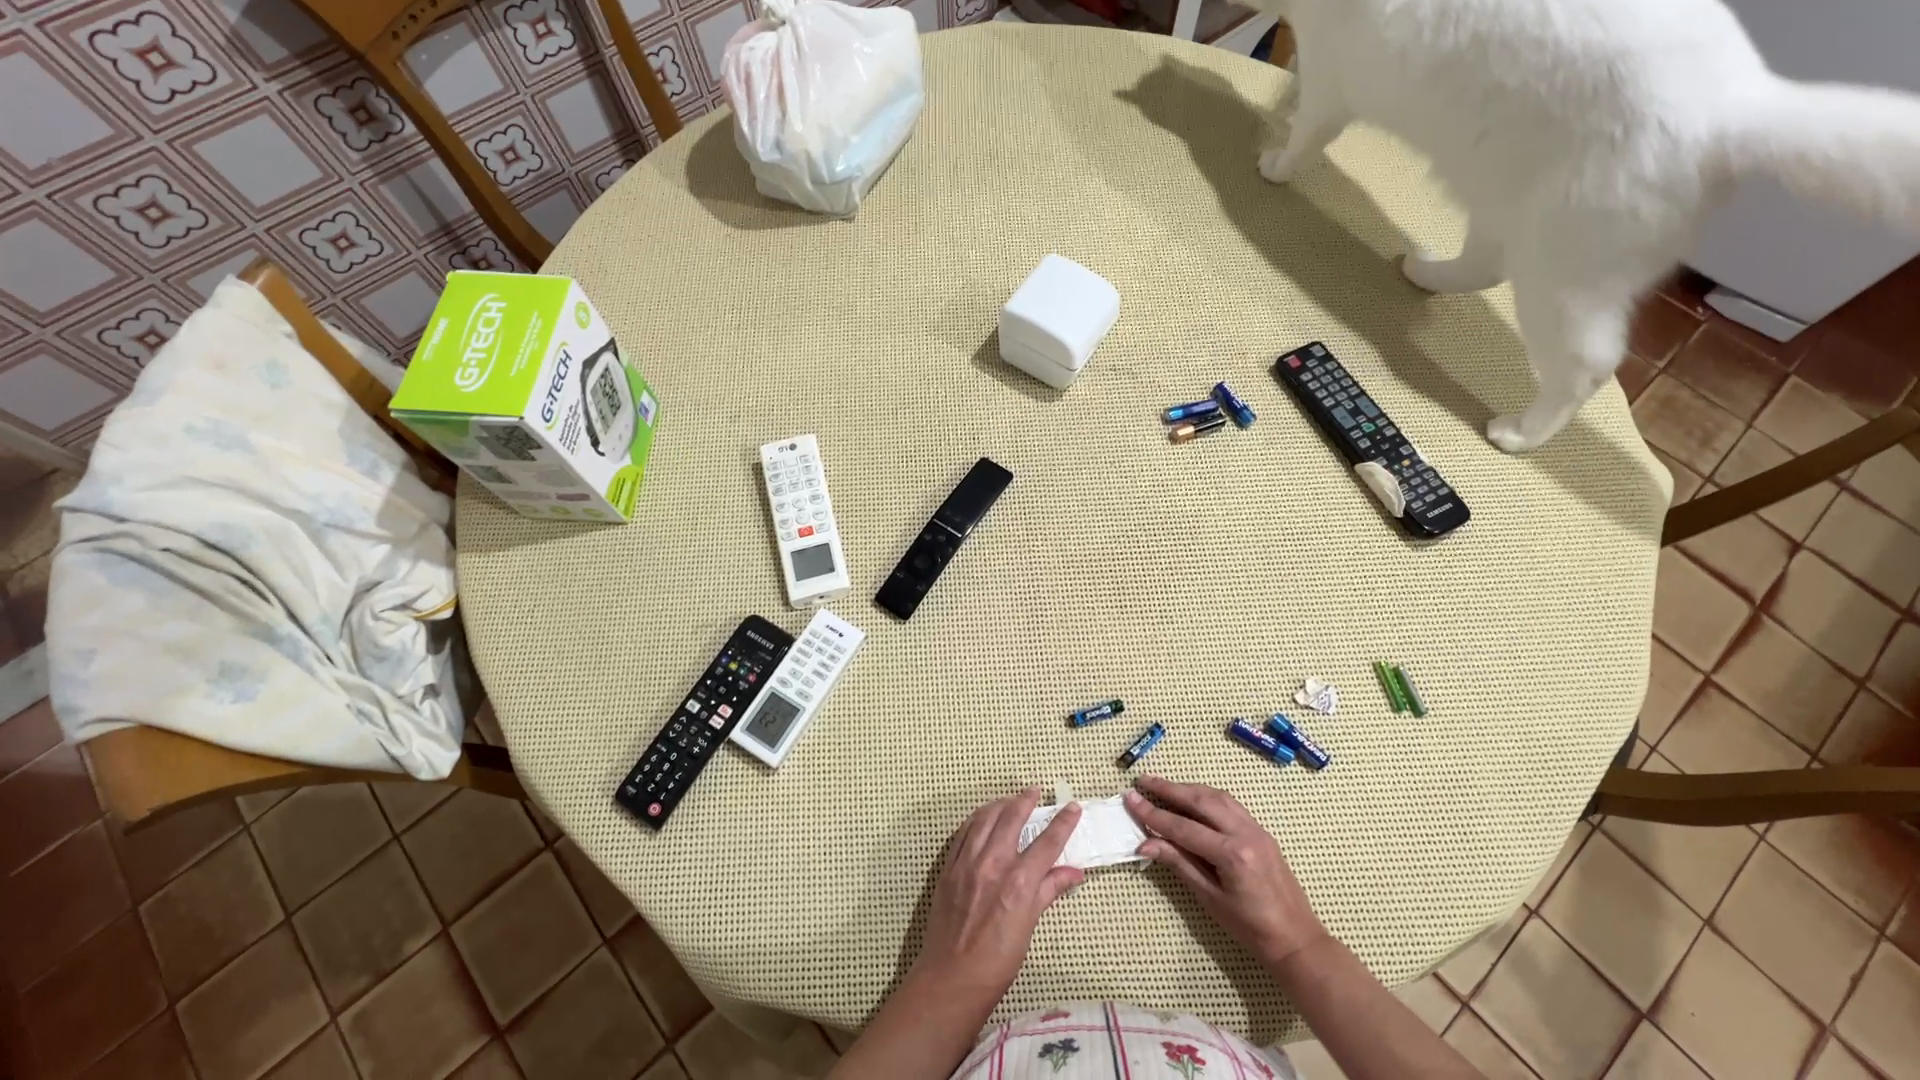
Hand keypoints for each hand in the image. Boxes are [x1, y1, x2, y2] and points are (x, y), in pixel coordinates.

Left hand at [916, 788, 1084, 999]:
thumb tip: (1074, 873)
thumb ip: (1049, 892)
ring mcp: (967, 863)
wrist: (951, 977)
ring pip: (984, 819)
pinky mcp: (948, 868)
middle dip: (1026, 800)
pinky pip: (963, 833)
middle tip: (1035, 790)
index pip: (1047, 841)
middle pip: (1012, 818)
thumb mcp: (1029, 926)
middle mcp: (993, 863)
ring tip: (1009, 799)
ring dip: (999, 804)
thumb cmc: (997, 960)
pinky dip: (976, 820)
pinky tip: (982, 818)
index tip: (1073, 807)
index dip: (1063, 822)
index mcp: (1019, 881)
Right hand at [1124, 776, 1328, 966]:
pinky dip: (1207, 796)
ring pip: (1217, 797)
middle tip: (1142, 781)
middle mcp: (1246, 833)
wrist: (1296, 938)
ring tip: (1162, 786)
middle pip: (1201, 801)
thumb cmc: (1250, 927)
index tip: (1130, 800)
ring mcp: (1257, 829)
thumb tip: (1145, 844)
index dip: (1153, 814)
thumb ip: (1179, 864)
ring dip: (1188, 788)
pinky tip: (1193, 798)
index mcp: (1232, 854)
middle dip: (1169, 789)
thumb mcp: (1209, 898)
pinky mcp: (1262, 831)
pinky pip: (1231, 804)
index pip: (1183, 827)